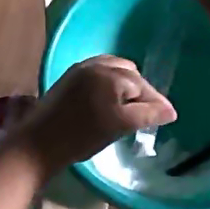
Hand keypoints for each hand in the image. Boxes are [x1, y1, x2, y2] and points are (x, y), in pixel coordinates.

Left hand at [17, 56, 175, 169]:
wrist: (39, 143)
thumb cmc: (82, 135)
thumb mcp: (120, 125)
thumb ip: (147, 114)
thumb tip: (170, 111)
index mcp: (109, 73)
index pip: (141, 84)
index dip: (155, 101)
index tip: (166, 116)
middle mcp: (94, 65)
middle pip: (128, 74)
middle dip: (140, 91)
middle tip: (146, 113)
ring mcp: (78, 71)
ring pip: (112, 72)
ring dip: (123, 87)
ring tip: (128, 108)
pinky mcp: (67, 80)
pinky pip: (96, 76)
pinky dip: (108, 86)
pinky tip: (108, 103)